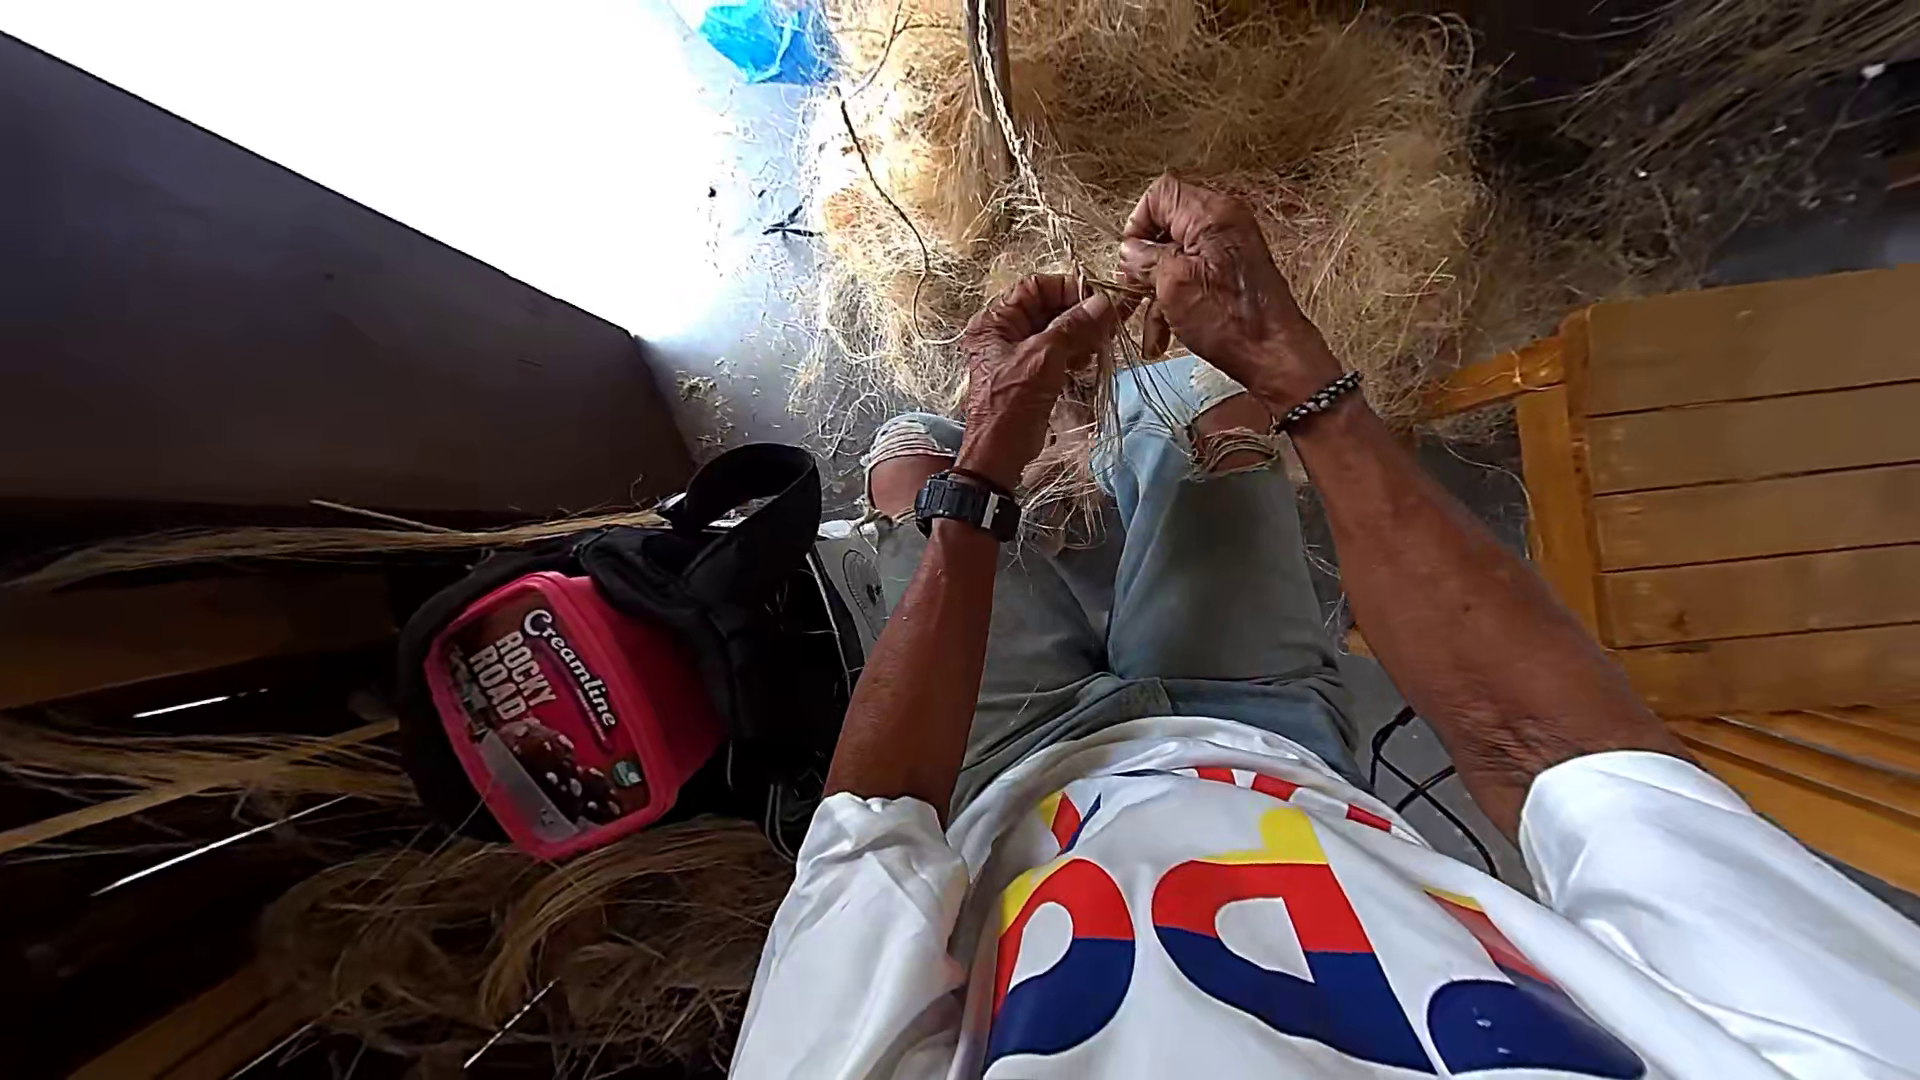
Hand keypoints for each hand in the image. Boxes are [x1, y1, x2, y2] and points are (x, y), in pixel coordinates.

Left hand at [954, 274, 1120, 491]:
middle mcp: (1003, 333)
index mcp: (995, 321)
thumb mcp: (1043, 359)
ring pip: (1054, 331)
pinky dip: (1073, 353)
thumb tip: (1104, 303)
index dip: (1066, 289)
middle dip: (1078, 314)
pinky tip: (1086, 361)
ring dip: (1079, 335)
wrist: (999, 453)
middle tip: (1106, 324)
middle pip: (1047, 308)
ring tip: (1098, 345)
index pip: (1034, 287)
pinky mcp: (1030, 375)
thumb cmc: (1012, 403)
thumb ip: (1073, 327)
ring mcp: (1016, 355)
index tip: (1096, 301)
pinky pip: (1055, 353)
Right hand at [1119, 174, 1343, 409]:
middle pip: (1164, 231)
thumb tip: (1129, 250)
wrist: (1271, 352)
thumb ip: (1147, 259)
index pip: (1160, 193)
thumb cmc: (1226, 318)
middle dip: (1142, 268)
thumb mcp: (1173, 284)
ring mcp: (1225, 249)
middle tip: (1132, 298)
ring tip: (1148, 333)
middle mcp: (1220, 223)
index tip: (1131, 260)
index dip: (1138, 224)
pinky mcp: (1227, 274)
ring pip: (1171, 262)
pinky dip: (1171, 306)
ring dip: (1153, 297)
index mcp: (1210, 214)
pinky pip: (1188, 280)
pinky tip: (1162, 337)